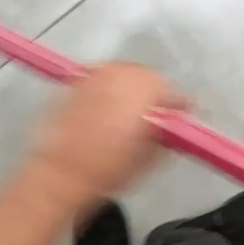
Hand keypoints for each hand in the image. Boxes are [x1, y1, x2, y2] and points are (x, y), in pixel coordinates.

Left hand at [28, 62, 184, 205]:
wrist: (61, 172)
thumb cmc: (109, 170)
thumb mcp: (149, 158)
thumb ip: (166, 134)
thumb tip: (173, 124)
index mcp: (145, 92)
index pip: (172, 90)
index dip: (179, 104)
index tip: (182, 116)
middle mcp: (121, 75)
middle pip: (147, 74)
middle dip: (154, 91)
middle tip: (156, 113)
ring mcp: (95, 74)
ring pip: (123, 71)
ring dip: (131, 86)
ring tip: (131, 108)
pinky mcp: (75, 81)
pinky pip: (100, 77)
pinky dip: (108, 87)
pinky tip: (107, 105)